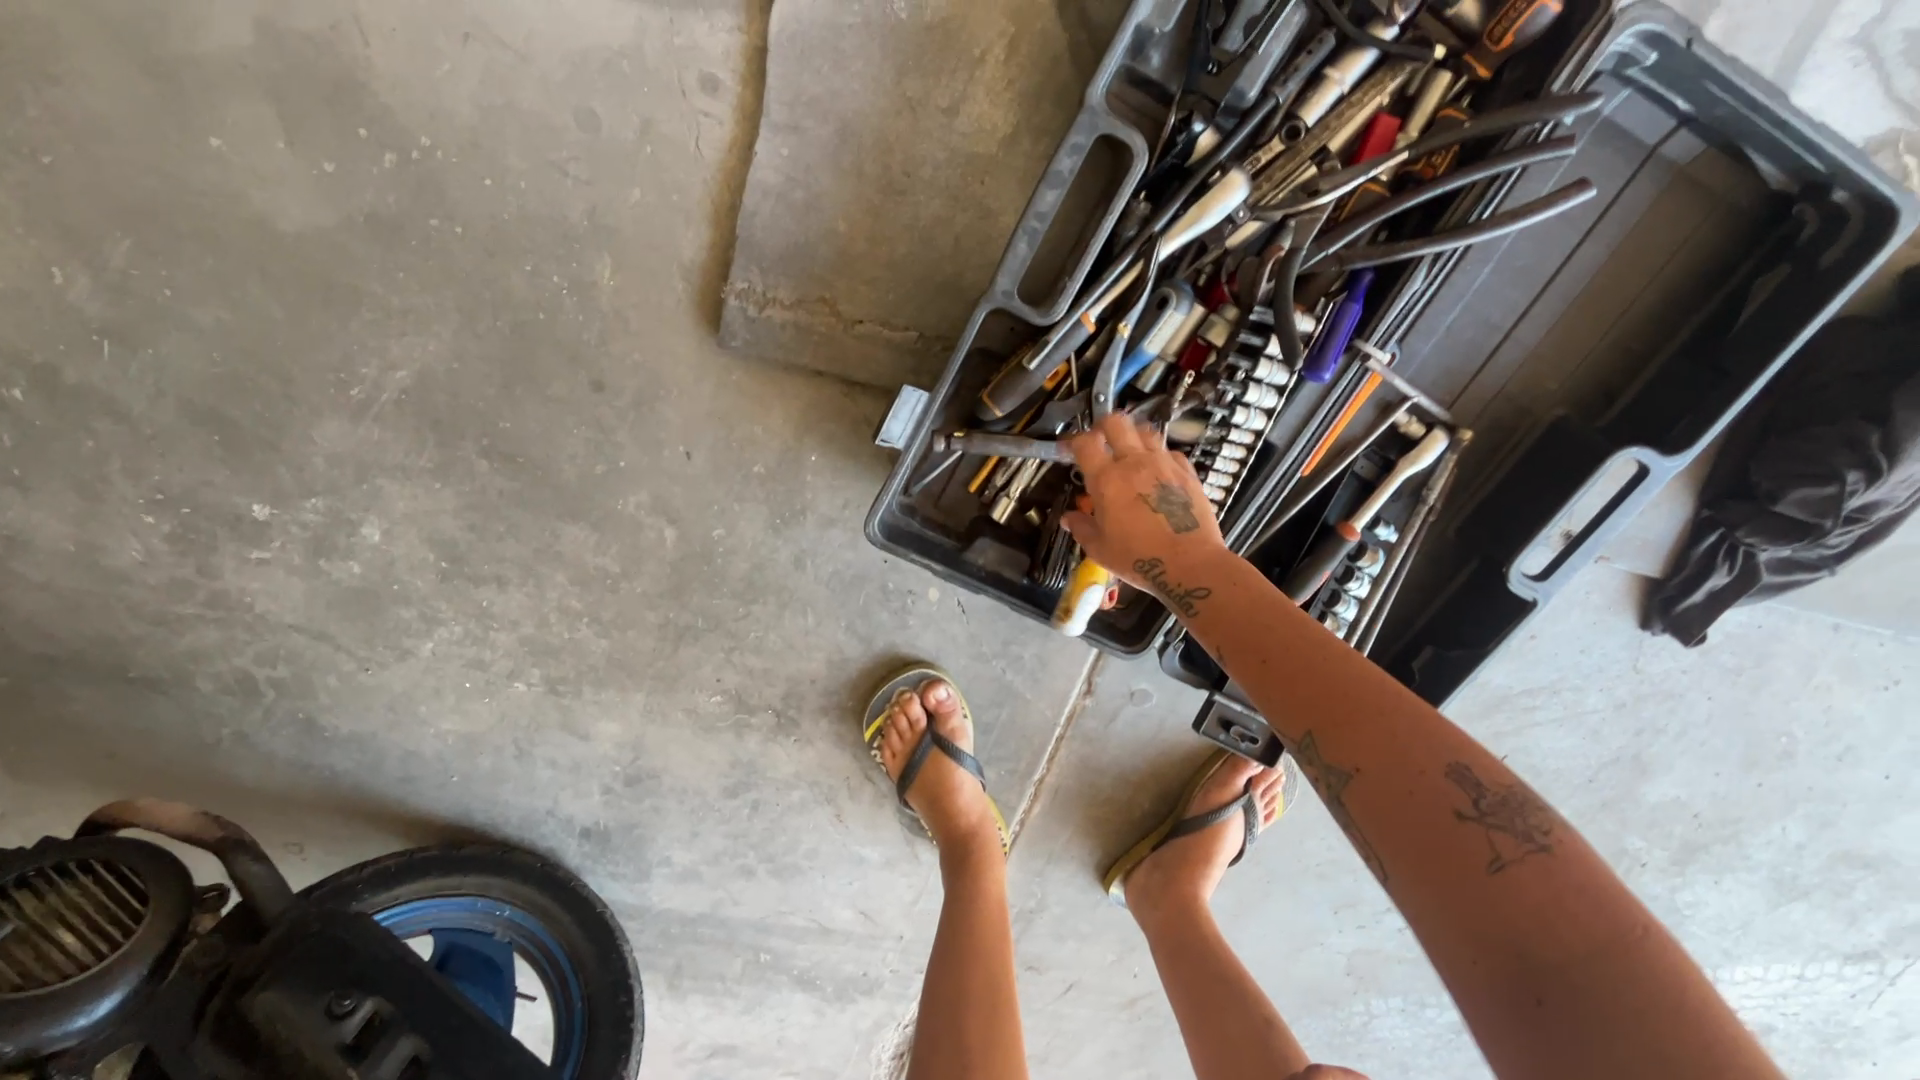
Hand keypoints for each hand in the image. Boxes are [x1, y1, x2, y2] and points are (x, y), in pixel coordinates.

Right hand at [1062, 413, 1231, 602]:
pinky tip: (1158, 471)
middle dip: (1104, 427)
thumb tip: (1069, 518)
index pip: (1085, 443)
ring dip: (1133, 437)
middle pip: (1116, 422)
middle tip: (1101, 442)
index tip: (1070, 450)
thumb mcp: (1100, 550)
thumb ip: (1082, 528)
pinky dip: (1160, 455)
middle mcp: (1134, 463)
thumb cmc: (1139, 558)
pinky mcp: (1187, 472)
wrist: (1190, 563)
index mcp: (1107, 480)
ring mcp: (1163, 464)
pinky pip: (1170, 451)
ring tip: (1130, 453)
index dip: (1074, 441)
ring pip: (1145, 431)